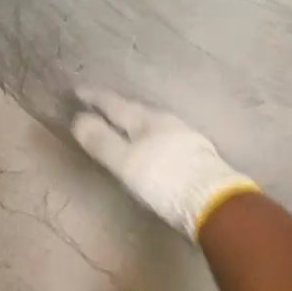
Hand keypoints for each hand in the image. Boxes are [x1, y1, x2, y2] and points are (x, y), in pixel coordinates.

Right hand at [70, 87, 259, 239]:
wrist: (213, 200)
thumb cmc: (164, 179)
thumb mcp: (125, 162)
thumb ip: (102, 141)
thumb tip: (78, 119)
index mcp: (146, 120)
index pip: (115, 104)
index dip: (95, 98)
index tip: (78, 90)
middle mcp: (167, 122)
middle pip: (136, 111)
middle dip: (117, 109)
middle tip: (99, 107)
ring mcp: (185, 137)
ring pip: (153, 124)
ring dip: (135, 124)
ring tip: (123, 127)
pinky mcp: (196, 155)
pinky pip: (165, 138)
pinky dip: (150, 139)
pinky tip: (152, 148)